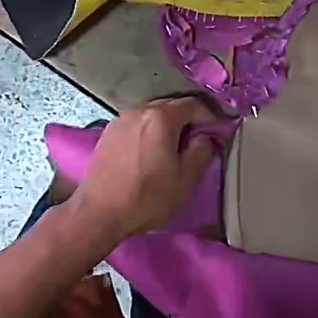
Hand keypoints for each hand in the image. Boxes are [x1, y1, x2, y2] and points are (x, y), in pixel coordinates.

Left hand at [64, 97, 219, 242]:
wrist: (99, 212)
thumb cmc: (146, 198)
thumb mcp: (185, 179)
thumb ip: (201, 151)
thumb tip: (204, 138)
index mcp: (161, 118)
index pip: (194, 105)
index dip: (210, 117)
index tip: (218, 132)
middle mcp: (139, 111)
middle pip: (172, 106)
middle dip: (189, 120)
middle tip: (200, 141)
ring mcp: (120, 120)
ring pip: (153, 114)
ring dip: (168, 126)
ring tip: (175, 148)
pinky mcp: (108, 132)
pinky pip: (137, 124)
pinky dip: (149, 132)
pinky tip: (151, 152)